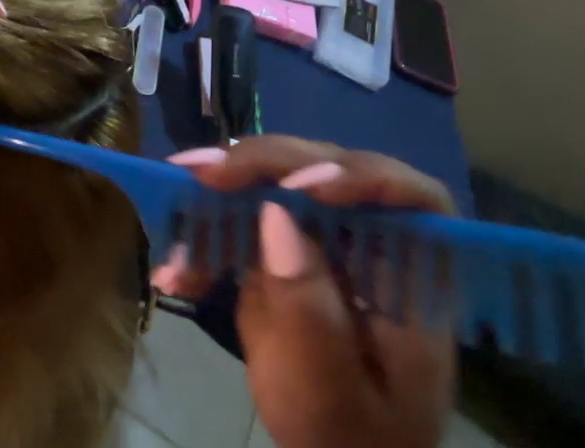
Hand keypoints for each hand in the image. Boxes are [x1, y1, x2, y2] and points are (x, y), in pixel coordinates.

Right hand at [155, 137, 456, 447]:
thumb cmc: (346, 438)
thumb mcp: (331, 391)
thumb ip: (309, 309)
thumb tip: (275, 213)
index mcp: (410, 279)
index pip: (411, 199)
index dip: (361, 176)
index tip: (299, 187)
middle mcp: (370, 245)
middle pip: (328, 171)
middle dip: (265, 163)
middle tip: (205, 171)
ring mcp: (322, 242)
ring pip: (276, 182)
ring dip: (224, 183)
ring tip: (178, 187)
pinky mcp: (279, 250)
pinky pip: (240, 217)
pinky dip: (201, 230)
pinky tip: (174, 270)